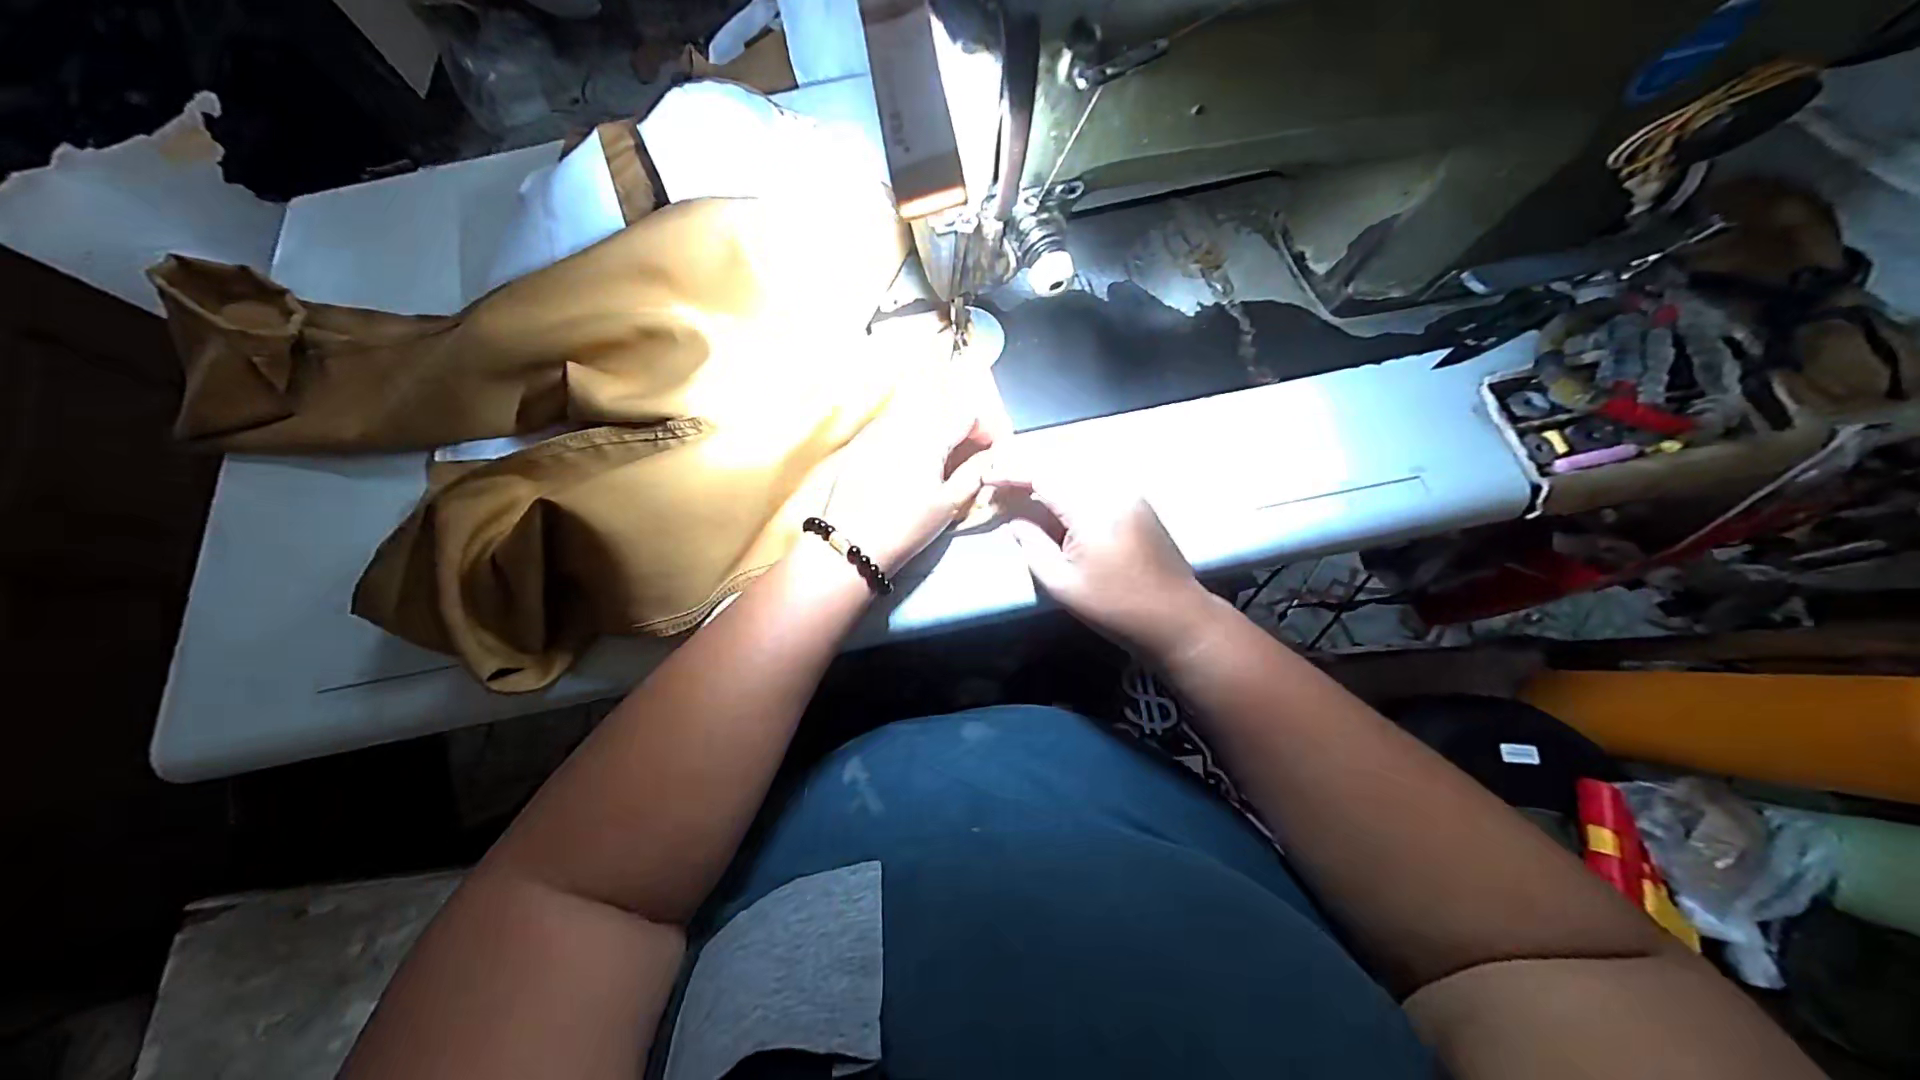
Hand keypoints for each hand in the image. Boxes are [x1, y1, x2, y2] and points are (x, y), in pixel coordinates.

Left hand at [819, 349, 1007, 576]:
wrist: (850, 543)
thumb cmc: (904, 528)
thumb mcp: (948, 504)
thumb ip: (975, 472)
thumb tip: (991, 456)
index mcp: (928, 437)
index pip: (968, 414)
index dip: (988, 429)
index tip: (993, 449)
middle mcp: (902, 423)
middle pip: (943, 409)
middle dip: (964, 427)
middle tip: (973, 455)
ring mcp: (877, 430)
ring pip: (918, 415)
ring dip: (938, 430)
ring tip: (944, 460)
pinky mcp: (861, 442)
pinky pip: (895, 426)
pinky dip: (913, 436)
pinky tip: (913, 463)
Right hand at [986, 465, 1217, 657]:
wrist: (1176, 618)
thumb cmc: (1115, 607)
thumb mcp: (1062, 583)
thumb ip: (1033, 545)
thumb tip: (1016, 520)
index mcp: (1092, 509)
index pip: (1044, 475)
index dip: (1011, 473)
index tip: (987, 478)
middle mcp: (1113, 491)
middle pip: (1062, 465)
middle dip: (1028, 469)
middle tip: (1001, 481)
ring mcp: (1129, 495)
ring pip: (1080, 470)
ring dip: (1050, 476)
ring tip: (1022, 489)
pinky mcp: (1137, 504)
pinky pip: (1096, 482)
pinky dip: (1070, 484)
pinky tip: (1056, 499)